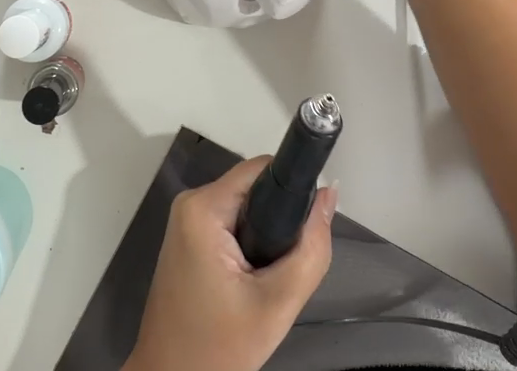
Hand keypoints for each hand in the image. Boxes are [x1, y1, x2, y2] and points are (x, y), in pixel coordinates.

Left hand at [125, 156, 337, 370]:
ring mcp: (187, 221)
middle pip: (256, 189)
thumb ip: (311, 249)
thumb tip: (329, 194)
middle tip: (286, 267)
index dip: (293, 189)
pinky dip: (252, 247)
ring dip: (267, 237)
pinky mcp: (190, 239)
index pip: (263, 170)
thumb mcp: (277, 303)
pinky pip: (234, 225)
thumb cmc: (217, 347)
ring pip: (248, 208)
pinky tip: (254, 282)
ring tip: (270, 280)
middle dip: (280, 221)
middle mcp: (191, 204)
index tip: (310, 224)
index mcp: (203, 208)